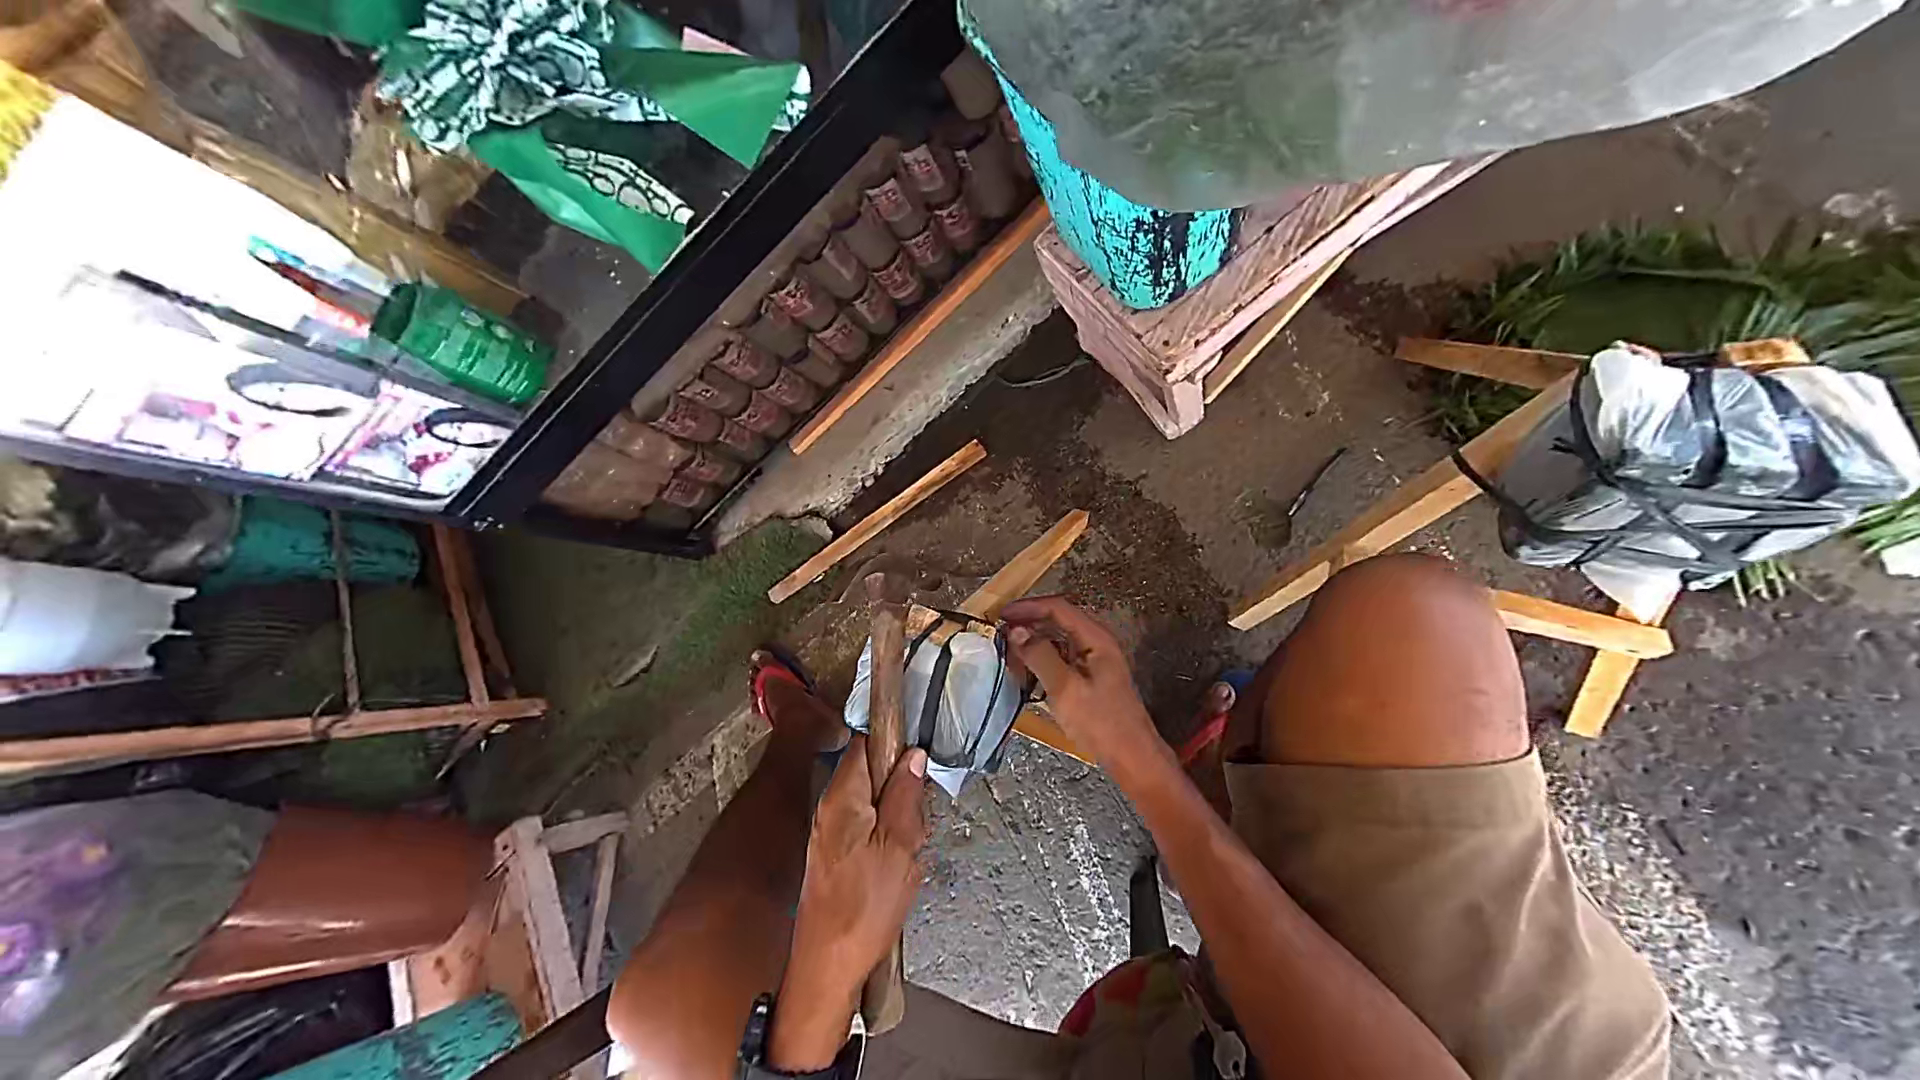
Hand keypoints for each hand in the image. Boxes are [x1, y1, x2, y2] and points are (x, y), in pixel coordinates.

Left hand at [769, 736, 928, 1069]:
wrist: (828, 967)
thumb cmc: (861, 911)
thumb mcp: (899, 846)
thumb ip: (907, 795)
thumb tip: (913, 756)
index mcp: (843, 797)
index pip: (866, 742)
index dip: (895, 745)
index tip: (917, 762)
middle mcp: (831, 807)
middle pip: (875, 774)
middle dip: (903, 792)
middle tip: (914, 825)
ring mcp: (831, 831)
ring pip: (877, 804)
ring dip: (899, 822)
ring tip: (906, 854)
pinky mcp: (836, 853)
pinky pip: (871, 830)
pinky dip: (888, 842)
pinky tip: (895, 870)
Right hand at [1003, 596, 1174, 782]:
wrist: (1132, 756)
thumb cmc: (1102, 723)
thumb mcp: (1065, 688)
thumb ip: (1040, 655)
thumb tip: (1017, 631)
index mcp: (1096, 639)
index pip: (1058, 608)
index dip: (1028, 607)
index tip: (1003, 614)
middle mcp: (1097, 643)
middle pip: (1058, 620)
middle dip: (1028, 622)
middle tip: (1002, 631)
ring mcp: (1094, 660)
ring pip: (1058, 639)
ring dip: (1034, 642)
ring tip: (1010, 651)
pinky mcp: (1090, 677)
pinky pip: (1062, 658)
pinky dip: (1042, 659)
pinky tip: (1027, 671)